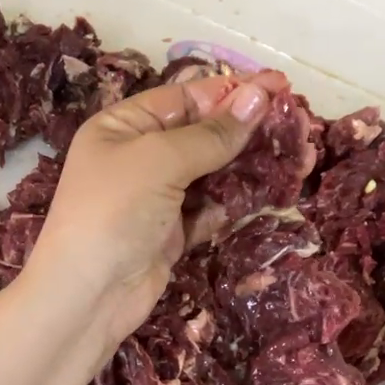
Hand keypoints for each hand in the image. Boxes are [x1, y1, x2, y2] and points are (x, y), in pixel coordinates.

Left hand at [23, 72, 283, 345]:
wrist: (87, 297)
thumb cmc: (114, 213)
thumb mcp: (160, 160)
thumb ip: (212, 134)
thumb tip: (260, 96)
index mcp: (121, 128)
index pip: (184, 100)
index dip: (232, 92)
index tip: (280, 87)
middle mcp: (136, 160)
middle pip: (200, 135)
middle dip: (246, 130)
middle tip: (297, 125)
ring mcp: (153, 201)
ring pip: (209, 175)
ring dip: (248, 167)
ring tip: (297, 157)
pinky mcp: (168, 238)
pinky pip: (207, 213)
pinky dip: (233, 205)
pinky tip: (267, 195)